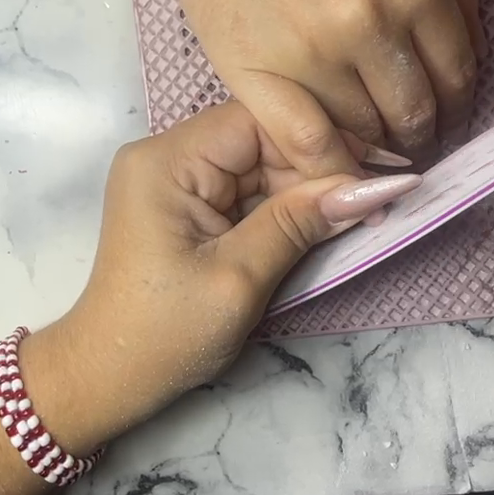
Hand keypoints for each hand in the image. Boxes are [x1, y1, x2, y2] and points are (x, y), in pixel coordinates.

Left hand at [26, 104, 422, 452]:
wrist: (110, 373)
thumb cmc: (167, 331)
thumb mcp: (241, 276)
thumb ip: (303, 221)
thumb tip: (384, 184)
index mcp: (166, 160)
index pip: (257, 121)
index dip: (319, 142)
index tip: (378, 169)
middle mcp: (164, 154)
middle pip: (258, 138)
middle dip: (316, 168)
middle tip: (380, 195)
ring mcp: (171, 176)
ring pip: (256, 163)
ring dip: (303, 189)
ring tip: (361, 210)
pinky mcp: (183, 201)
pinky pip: (242, 187)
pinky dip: (280, 205)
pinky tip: (321, 219)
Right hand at [154, 0, 483, 177]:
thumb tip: (474, 54)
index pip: (458, 76)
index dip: (459, 108)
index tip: (447, 119)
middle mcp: (368, 25)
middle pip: (415, 114)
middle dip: (422, 135)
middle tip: (411, 139)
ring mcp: (310, 56)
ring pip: (365, 134)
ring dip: (376, 147)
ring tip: (371, 143)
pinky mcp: (256, 76)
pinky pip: (306, 145)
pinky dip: (330, 168)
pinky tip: (339, 169)